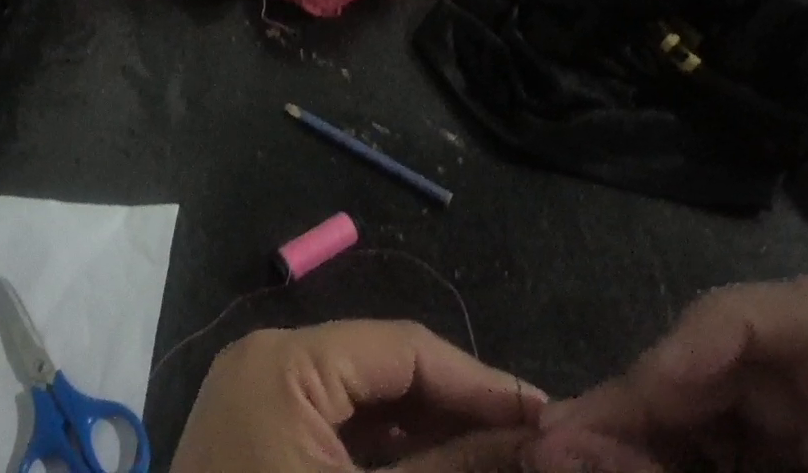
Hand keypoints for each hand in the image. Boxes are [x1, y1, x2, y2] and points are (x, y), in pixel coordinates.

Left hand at [172, 320, 547, 472]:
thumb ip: (456, 467)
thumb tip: (534, 440)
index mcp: (285, 361)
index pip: (403, 348)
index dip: (480, 380)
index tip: (549, 414)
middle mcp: (267, 359)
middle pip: (384, 367)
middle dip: (457, 405)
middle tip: (531, 440)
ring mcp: (258, 395)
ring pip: (363, 396)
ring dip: (428, 427)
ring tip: (498, 452)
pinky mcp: (258, 433)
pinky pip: (335, 422)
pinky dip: (388, 446)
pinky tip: (440, 463)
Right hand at [527, 277, 807, 472]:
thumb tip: (555, 446)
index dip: (721, 327)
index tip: (653, 381)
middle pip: (733, 361)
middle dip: (645, 393)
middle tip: (567, 438)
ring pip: (702, 400)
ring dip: (630, 423)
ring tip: (566, 453)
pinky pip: (699, 442)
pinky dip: (647, 451)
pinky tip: (603, 462)